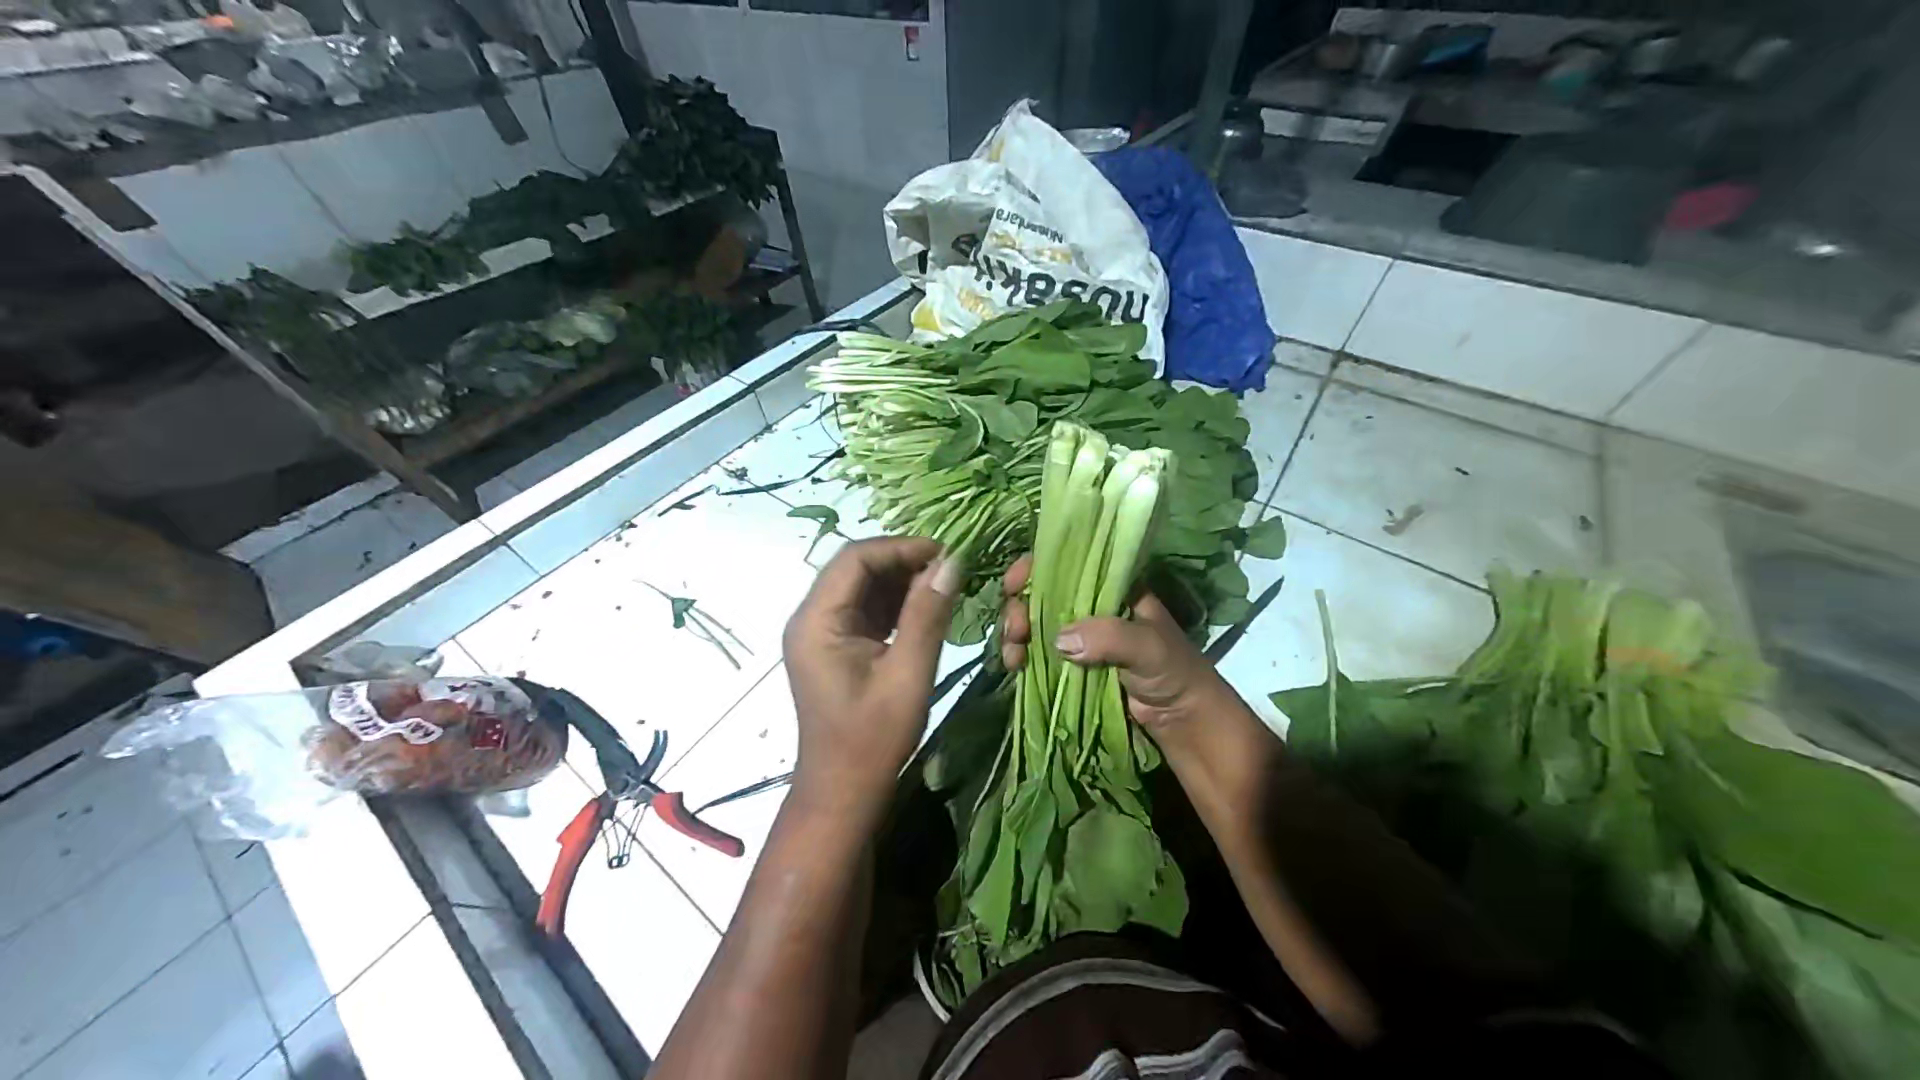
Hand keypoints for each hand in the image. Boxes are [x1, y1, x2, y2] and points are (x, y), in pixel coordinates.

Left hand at [784, 538, 960, 817]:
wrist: (843, 791)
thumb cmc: (873, 739)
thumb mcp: (908, 675)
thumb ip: (927, 615)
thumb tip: (951, 563)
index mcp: (816, 622)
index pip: (854, 559)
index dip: (900, 547)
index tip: (945, 553)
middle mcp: (811, 618)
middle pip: (855, 568)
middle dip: (903, 561)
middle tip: (950, 567)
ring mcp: (821, 632)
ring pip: (862, 586)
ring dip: (901, 580)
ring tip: (945, 583)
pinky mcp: (836, 646)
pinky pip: (865, 609)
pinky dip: (896, 602)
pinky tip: (927, 606)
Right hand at [998, 553, 1232, 733]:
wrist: (1181, 718)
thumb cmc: (1173, 671)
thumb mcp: (1148, 646)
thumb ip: (1109, 637)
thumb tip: (1060, 639)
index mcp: (1110, 585)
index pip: (1065, 562)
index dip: (1034, 568)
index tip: (1015, 585)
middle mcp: (1088, 603)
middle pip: (1040, 592)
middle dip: (1019, 608)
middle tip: (1017, 632)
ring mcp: (1076, 634)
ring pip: (1033, 622)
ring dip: (1015, 634)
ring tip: (1014, 656)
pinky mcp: (1068, 663)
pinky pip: (1035, 651)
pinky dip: (1021, 656)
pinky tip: (1016, 666)